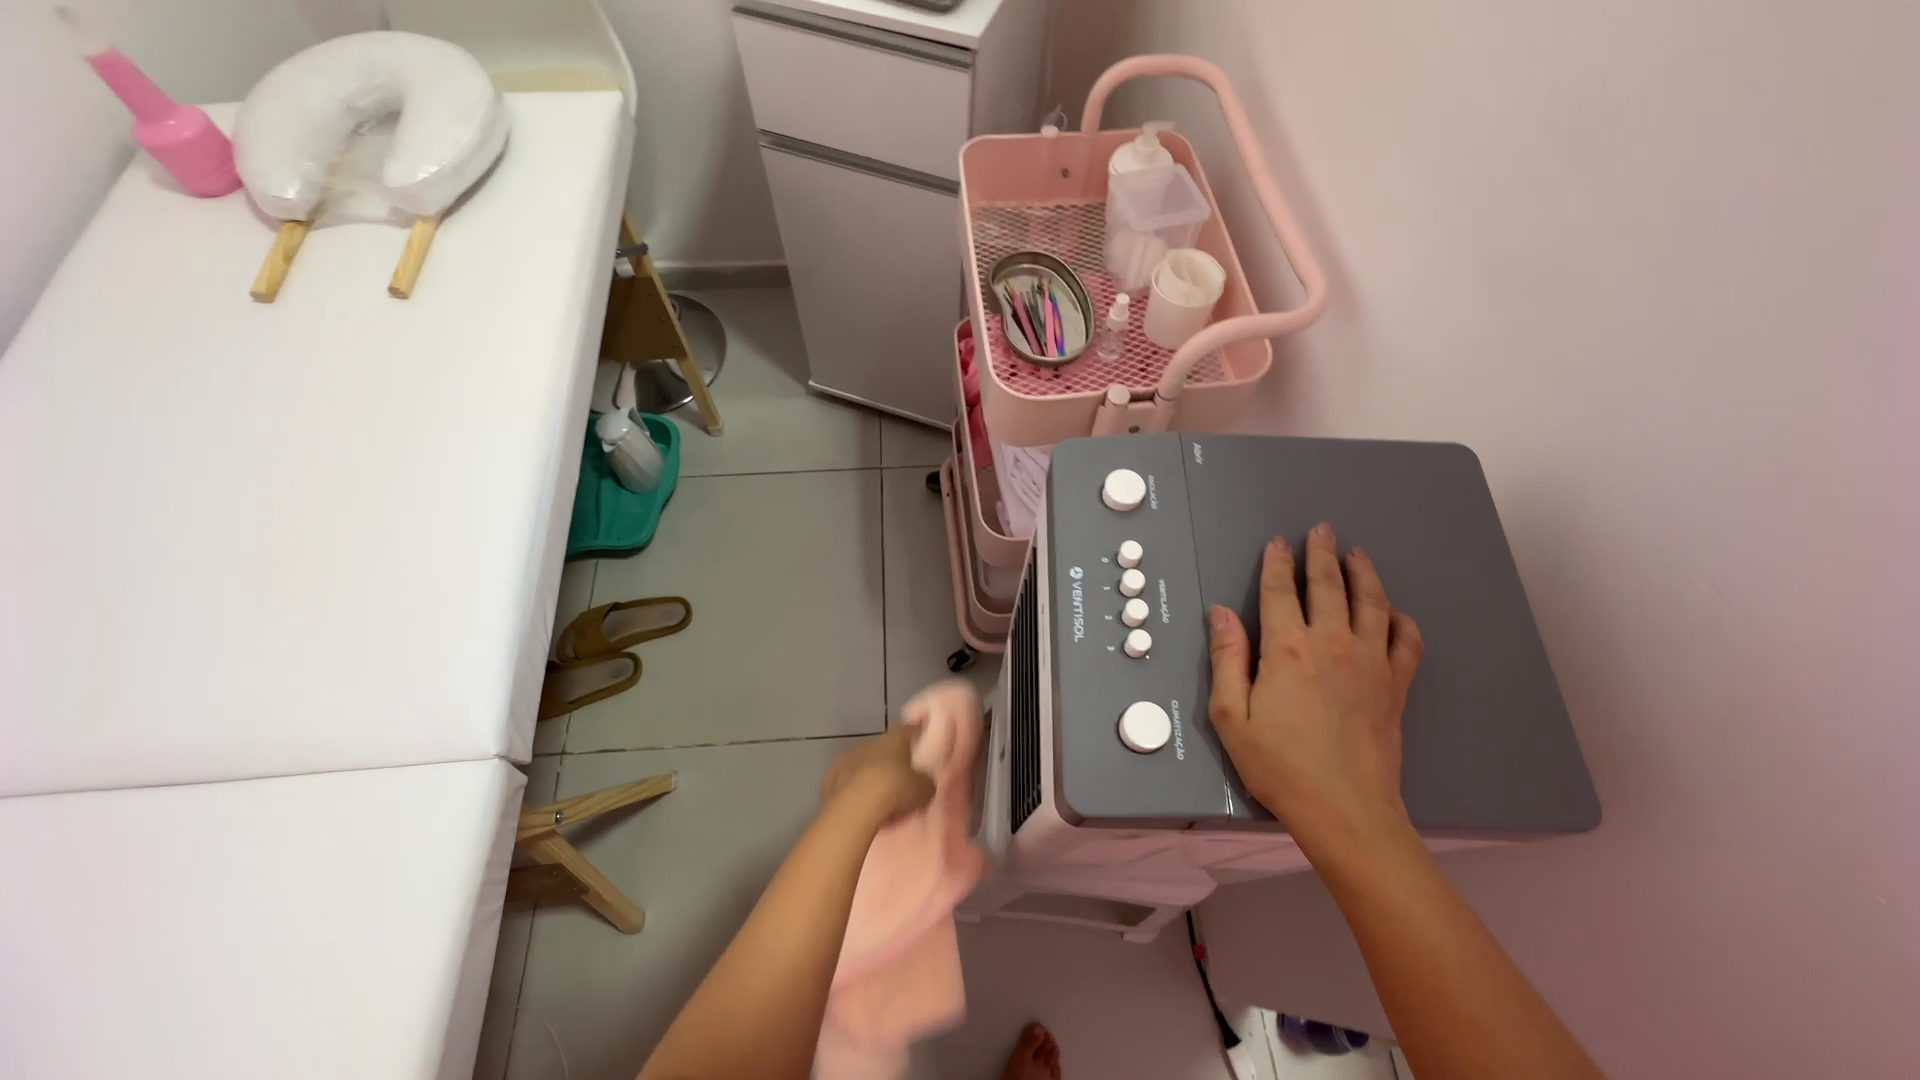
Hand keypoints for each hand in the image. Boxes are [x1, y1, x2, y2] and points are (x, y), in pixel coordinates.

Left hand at [820, 724, 935, 824]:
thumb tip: (923, 783)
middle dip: (889, 760)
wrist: (856, 808)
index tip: (919, 734)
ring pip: (860, 764)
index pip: (907, 729)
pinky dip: (850, 791)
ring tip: (877, 794)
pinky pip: (843, 783)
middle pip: (882, 748)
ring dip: (867, 774)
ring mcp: (845, 760)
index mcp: (893, 739)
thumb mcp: (924, 789)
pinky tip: (856, 804)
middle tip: (899, 776)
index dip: (914, 732)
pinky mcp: (828, 781)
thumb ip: (924, 782)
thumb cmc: (896, 790)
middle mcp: (868, 743)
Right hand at [1207, 523, 1423, 857]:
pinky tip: (1393, 612)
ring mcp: (1371, 662)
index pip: (1279, 591)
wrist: (1344, 807)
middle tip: (1322, 530)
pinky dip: (1401, 619)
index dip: (1277, 563)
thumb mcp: (1230, 715)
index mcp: (1287, 648)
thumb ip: (1226, 659)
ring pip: (1371, 602)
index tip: (1278, 543)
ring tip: (1357, 554)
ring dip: (1363, 573)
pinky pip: (1406, 640)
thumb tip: (1221, 614)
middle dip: (1322, 554)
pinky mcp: (1396, 684)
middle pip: (1328, 585)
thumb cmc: (1278, 765)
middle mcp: (1332, 643)